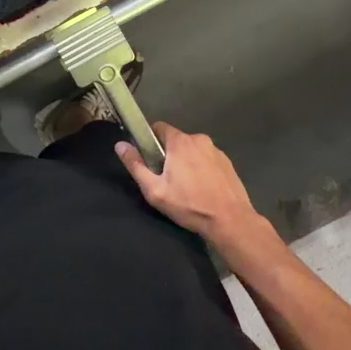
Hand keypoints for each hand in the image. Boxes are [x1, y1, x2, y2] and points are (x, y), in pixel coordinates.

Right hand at [116, 123, 279, 250]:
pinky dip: (202, 169)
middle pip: (176, 140)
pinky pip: (207, 159)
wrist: (230, 221)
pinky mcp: (228, 163)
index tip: (148, 158)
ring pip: (193, 150)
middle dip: (169, 154)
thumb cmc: (189, 205)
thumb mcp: (155, 190)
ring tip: (186, 187)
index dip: (150, 140)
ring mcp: (216, 151)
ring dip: (187, 162)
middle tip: (166, 179)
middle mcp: (199, 140)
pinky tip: (203, 189)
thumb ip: (136, 165)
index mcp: (180, 142)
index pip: (159, 127)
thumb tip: (120, 145)